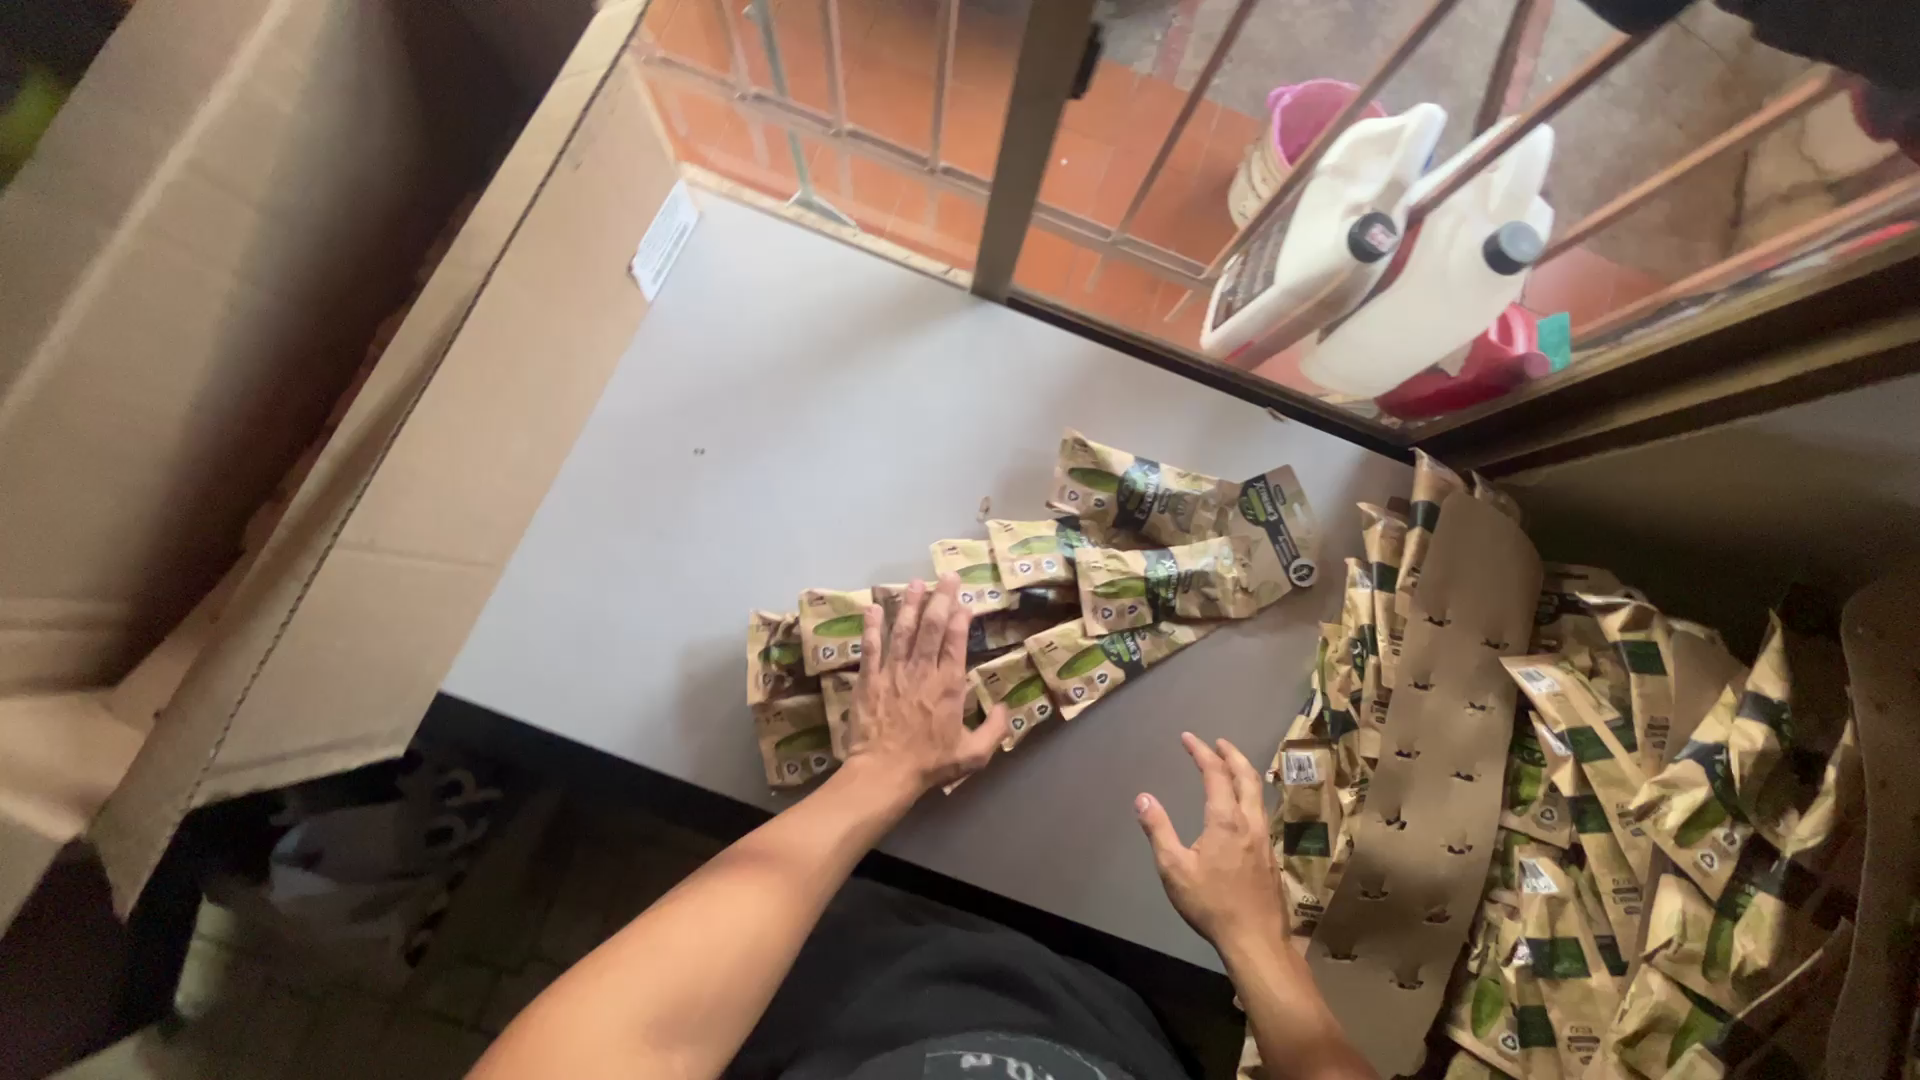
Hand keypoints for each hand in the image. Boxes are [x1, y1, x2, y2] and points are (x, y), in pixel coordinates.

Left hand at [843, 575, 1010, 799]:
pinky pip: (871, 646)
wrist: (883, 773)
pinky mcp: (869, 679)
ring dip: (909, 604)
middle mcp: (922, 671)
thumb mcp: (973, 755)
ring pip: (902, 630)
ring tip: (915, 582)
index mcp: (948, 685)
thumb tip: (1004, 708)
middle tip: (946, 577)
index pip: (955, 641)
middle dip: (940, 598)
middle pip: (931, 626)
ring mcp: (893, 672)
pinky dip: (872, 625)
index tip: (963, 601)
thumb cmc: (929, 765)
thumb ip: (994, 730)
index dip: (959, 618)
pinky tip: (872, 607)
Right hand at [1136, 733, 1287, 954]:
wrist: (1255, 940)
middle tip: (1217, 742)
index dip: (1201, 752)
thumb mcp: (1174, 868)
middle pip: (1246, 777)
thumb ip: (1158, 830)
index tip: (1188, 738)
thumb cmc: (1211, 904)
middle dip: (1231, 754)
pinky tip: (1242, 807)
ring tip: (1231, 766)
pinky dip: (1250, 794)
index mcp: (1226, 820)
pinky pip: (1260, 811)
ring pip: (1258, 794)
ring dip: (1244, 773)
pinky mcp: (1270, 855)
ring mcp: (1264, 839)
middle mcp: (1249, 822)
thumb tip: (1143, 798)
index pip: (1215, 774)